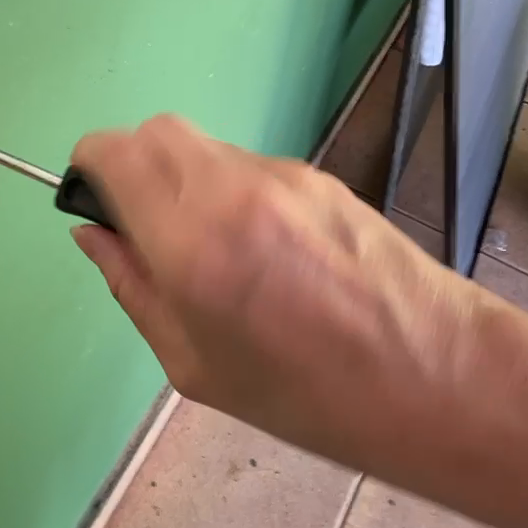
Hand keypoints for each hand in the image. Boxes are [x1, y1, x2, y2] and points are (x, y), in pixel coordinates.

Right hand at [69, 115, 485, 464]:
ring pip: (200, 144)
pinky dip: (224, 186)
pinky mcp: (314, 173)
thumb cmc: (305, 396)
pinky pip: (243, 163)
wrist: (438, 376)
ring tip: (204, 242)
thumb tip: (91, 234)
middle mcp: (230, 189)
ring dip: (179, 176)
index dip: (90, 166)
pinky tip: (256, 244)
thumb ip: (131, 286)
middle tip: (140, 222)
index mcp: (192, 243)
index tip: (93, 201)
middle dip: (131, 164)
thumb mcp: (193, 364)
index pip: (115, 153)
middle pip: (154, 131)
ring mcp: (279, 174)